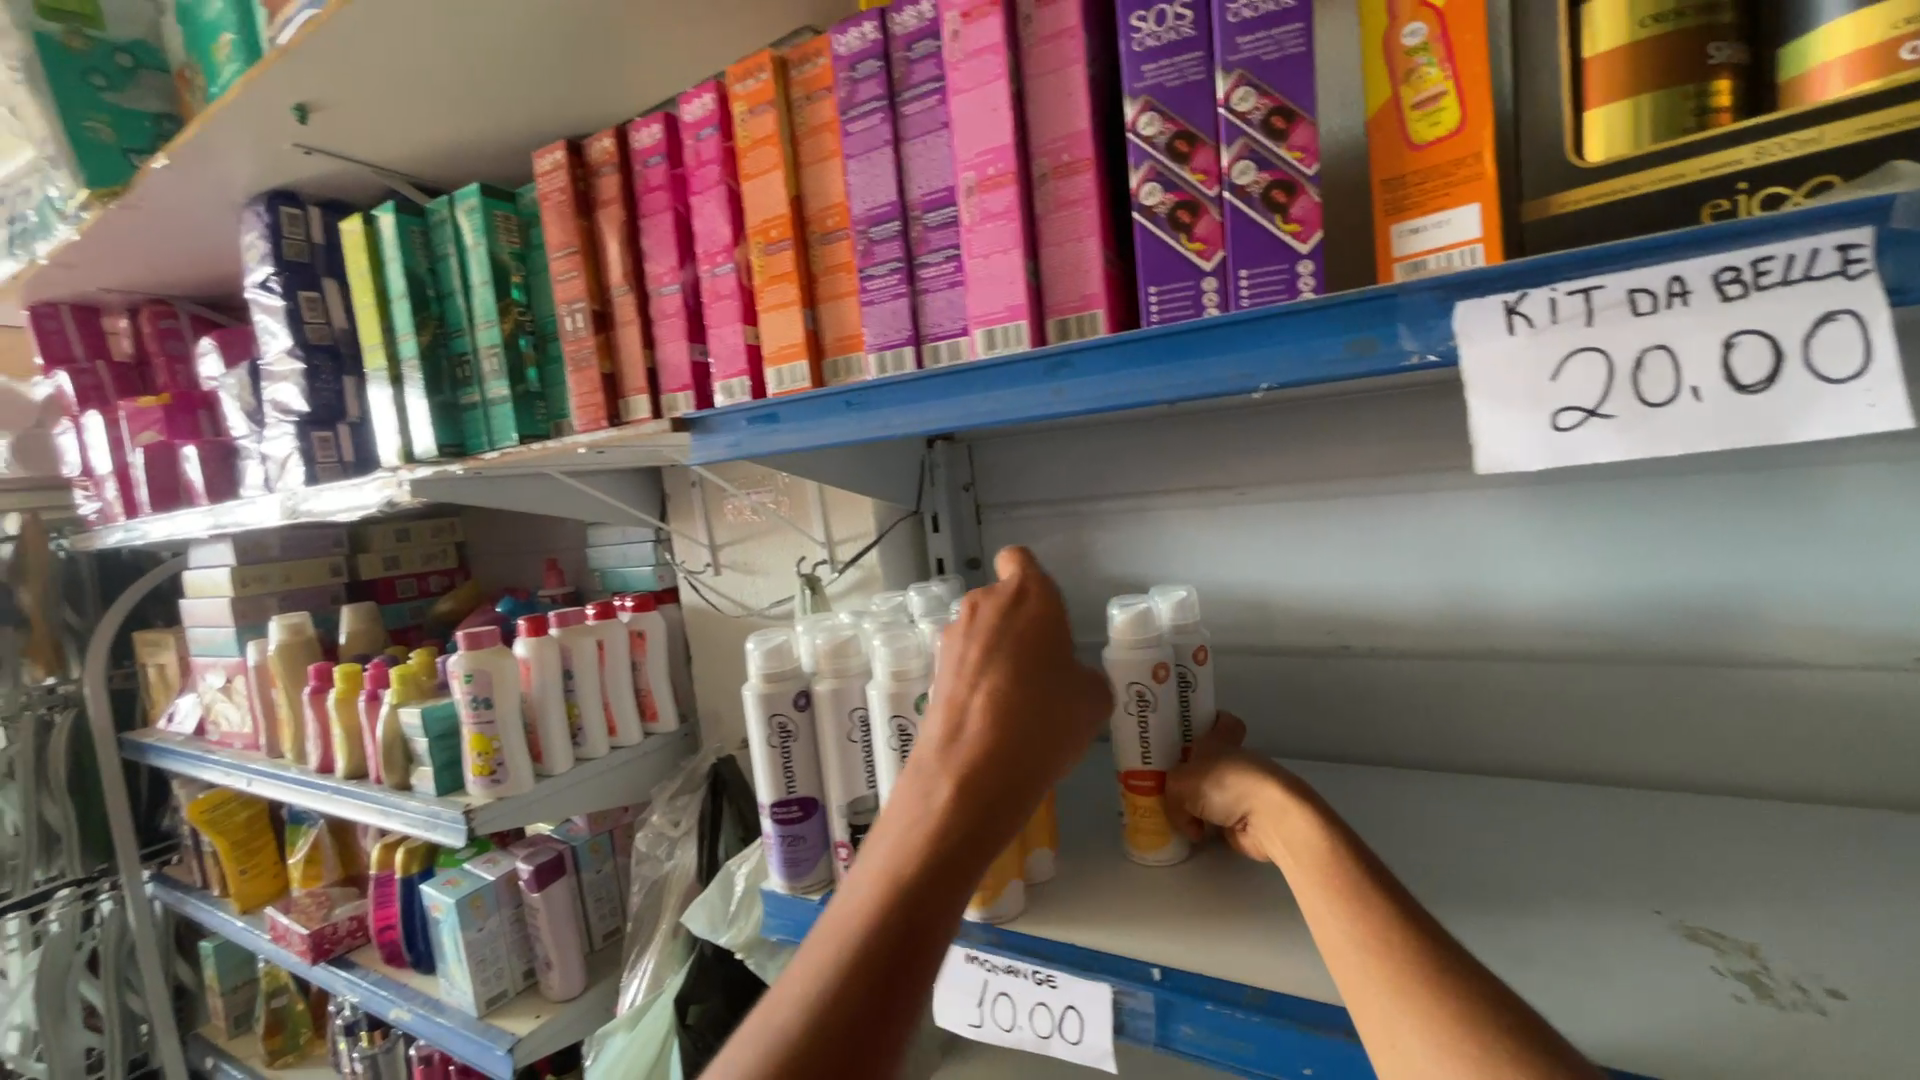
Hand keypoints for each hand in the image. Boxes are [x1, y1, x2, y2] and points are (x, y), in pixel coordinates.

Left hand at [900, 547, 1110, 856]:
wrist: (974, 770)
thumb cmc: (1047, 719)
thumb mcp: (1093, 699)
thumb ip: (1082, 674)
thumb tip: (1066, 679)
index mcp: (1030, 594)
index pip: (1020, 559)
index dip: (1030, 580)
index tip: (1044, 615)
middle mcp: (984, 604)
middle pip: (999, 599)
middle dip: (1016, 623)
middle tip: (1039, 667)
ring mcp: (952, 636)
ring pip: (978, 632)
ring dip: (993, 652)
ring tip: (1014, 701)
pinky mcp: (932, 670)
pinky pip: (962, 664)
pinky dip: (975, 680)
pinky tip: (990, 719)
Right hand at [1167, 712, 1306, 863]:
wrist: (1267, 818)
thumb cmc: (1223, 783)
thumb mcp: (1179, 783)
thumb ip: (1171, 795)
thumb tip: (1188, 820)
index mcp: (1219, 741)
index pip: (1222, 721)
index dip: (1211, 722)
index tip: (1192, 732)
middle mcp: (1233, 762)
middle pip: (1209, 761)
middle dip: (1191, 772)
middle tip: (1165, 781)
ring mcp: (1241, 791)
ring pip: (1212, 792)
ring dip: (1197, 804)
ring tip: (1170, 813)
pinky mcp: (1246, 819)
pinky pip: (1217, 820)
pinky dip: (1207, 828)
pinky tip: (1191, 835)